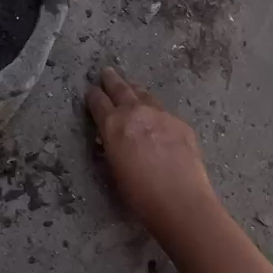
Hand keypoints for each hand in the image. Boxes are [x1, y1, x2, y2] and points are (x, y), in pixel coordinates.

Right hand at [85, 68, 220, 236]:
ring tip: (130, 86)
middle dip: (112, 80)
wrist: (181, 201)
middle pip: (121, 89)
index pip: (98, 102)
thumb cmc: (140, 195)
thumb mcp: (114, 171)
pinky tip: (156, 116)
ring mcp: (161, 115)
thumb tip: (109, 140)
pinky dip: (154, 109)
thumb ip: (111, 148)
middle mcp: (135, 112)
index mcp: (113, 125)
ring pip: (144, 95)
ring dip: (134, 90)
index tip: (90, 90)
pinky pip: (163, 110)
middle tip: (106, 71)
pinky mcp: (180, 123)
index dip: (93, 96)